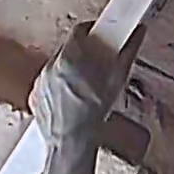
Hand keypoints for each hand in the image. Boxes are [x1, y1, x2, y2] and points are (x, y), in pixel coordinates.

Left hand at [31, 22, 142, 152]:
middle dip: (82, 51)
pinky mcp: (34, 97)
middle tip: (96, 62)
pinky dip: (58, 84)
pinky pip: (48, 82)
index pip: (78, 30)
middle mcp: (50, 66)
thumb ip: (129, 50)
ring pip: (57, 65)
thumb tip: (140, 31)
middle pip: (68, 48)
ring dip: (70, 68)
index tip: (99, 35)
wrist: (71, 143)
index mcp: (70, 56)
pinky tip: (71, 96)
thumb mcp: (118, 77)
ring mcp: (40, 82)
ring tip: (85, 83)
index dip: (91, 30)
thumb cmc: (95, 110)